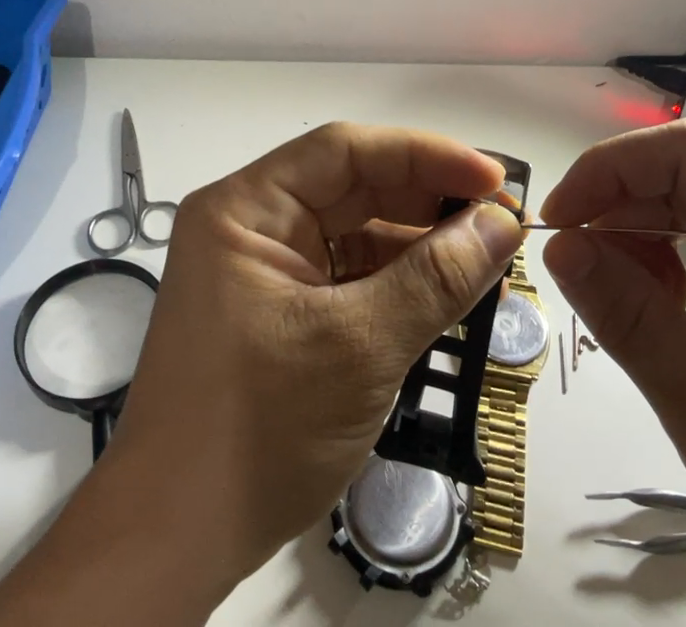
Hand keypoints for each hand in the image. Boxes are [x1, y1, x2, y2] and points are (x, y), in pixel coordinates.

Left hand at [0, 123, 520, 624]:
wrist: (180, 533)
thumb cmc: (258, 430)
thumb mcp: (358, 346)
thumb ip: (435, 278)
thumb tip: (503, 224)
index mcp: (244, 210)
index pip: (344, 152)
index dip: (426, 156)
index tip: (497, 181)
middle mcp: (250, 229)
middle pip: (352, 190)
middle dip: (429, 204)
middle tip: (505, 225)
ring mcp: (263, 275)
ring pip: (355, 237)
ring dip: (420, 248)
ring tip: (490, 263)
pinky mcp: (280, 318)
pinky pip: (349, 281)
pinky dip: (399, 287)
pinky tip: (450, 297)